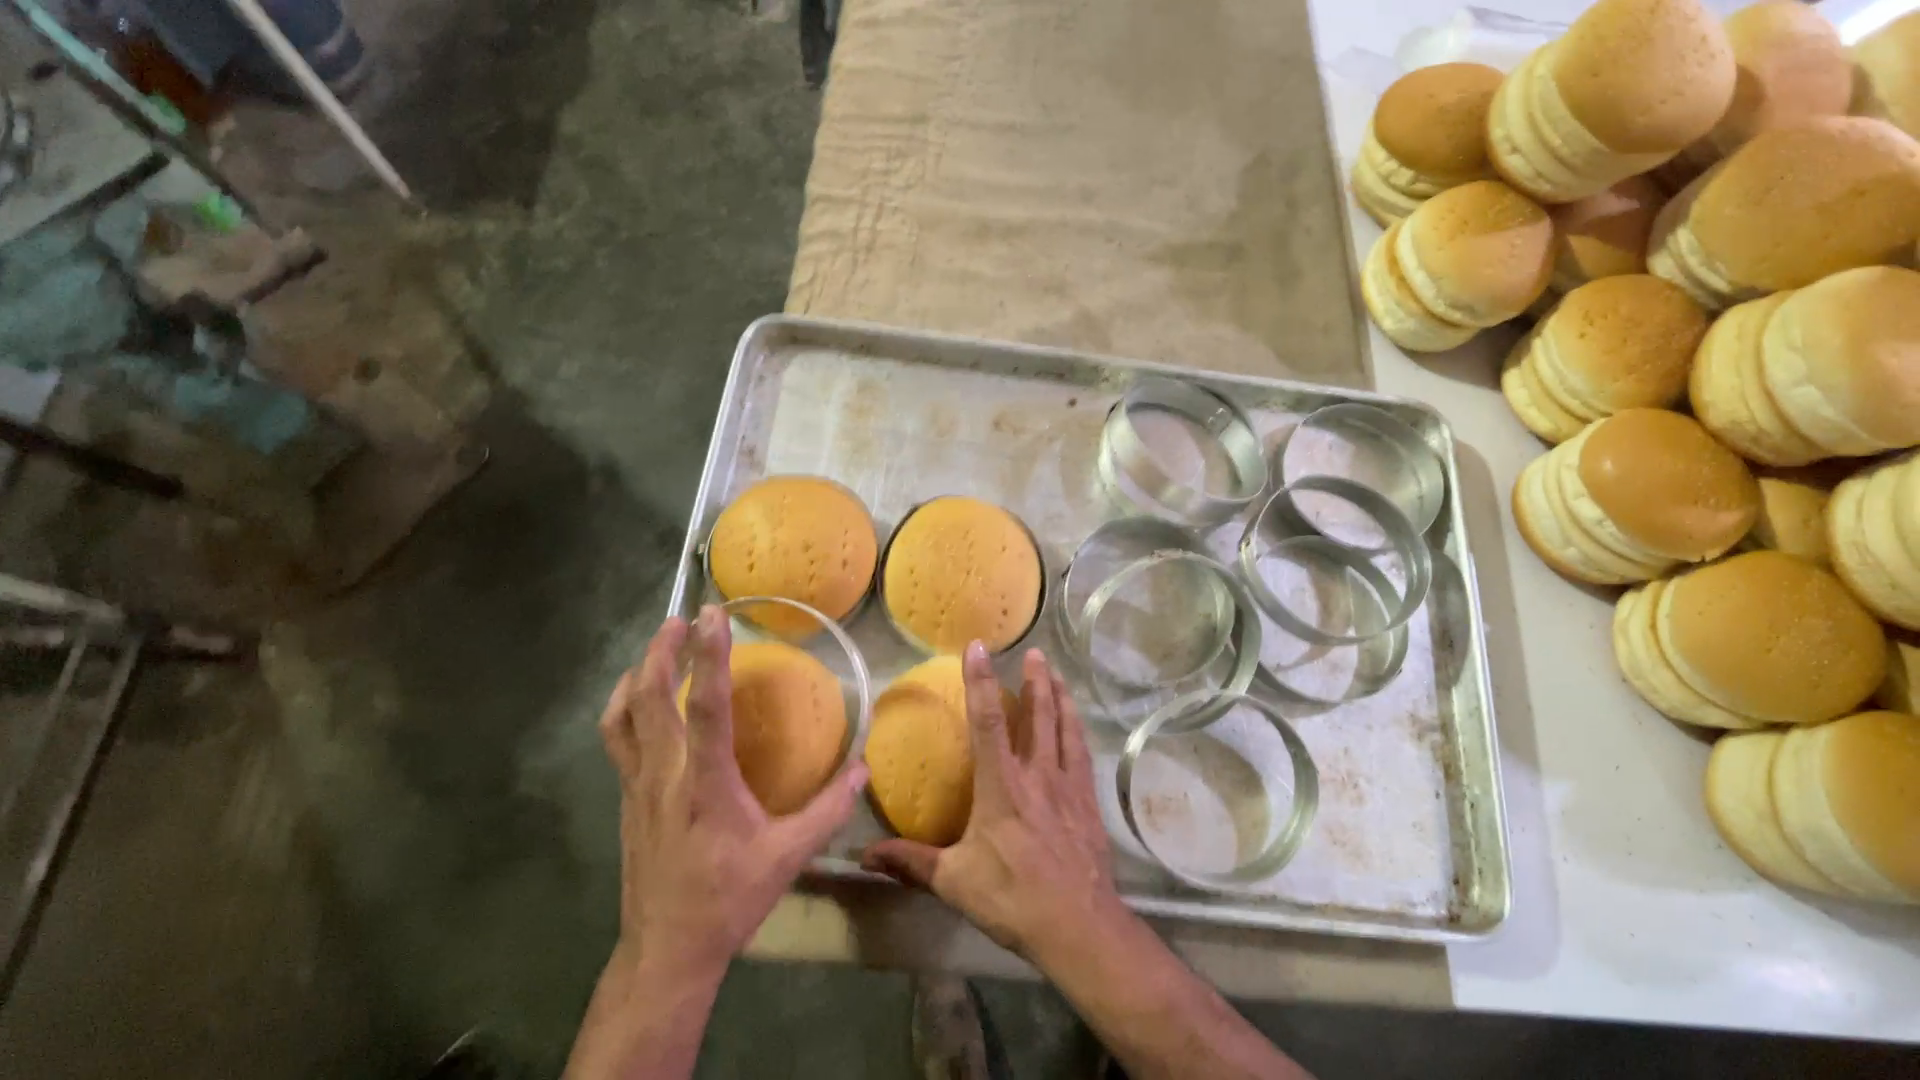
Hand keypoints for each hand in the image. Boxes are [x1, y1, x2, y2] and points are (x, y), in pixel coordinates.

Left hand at [599, 606, 868, 979]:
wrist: (667, 949)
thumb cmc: (729, 899)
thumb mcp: (788, 857)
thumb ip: (828, 811)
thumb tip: (862, 770)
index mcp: (706, 785)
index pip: (706, 707)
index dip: (709, 657)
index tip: (713, 616)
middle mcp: (665, 776)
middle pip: (650, 698)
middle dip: (663, 651)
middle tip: (681, 619)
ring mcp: (638, 787)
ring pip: (623, 716)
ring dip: (638, 674)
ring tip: (656, 648)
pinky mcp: (627, 800)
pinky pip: (617, 739)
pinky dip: (625, 707)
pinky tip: (639, 701)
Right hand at [861, 643, 1122, 957]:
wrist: (1079, 926)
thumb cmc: (1012, 898)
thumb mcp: (953, 882)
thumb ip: (910, 862)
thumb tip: (863, 854)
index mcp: (1001, 786)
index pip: (988, 721)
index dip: (981, 681)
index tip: (979, 648)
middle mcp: (1037, 775)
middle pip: (1037, 716)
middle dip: (1034, 680)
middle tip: (1033, 652)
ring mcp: (1068, 787)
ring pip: (1065, 729)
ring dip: (1060, 698)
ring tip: (1057, 673)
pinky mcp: (1088, 804)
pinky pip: (1083, 755)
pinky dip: (1079, 731)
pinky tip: (1078, 725)